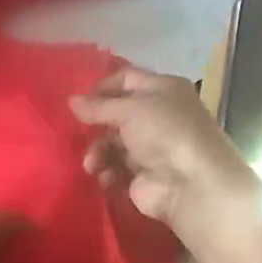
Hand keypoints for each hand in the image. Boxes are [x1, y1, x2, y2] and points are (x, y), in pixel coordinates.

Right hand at [70, 67, 258, 233]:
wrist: (190, 183)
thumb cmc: (164, 133)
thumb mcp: (129, 110)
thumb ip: (98, 106)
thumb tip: (70, 101)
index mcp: (162, 90)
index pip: (126, 79)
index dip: (102, 87)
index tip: (79, 101)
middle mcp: (157, 115)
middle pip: (116, 114)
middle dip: (96, 126)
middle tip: (79, 134)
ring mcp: (150, 147)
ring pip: (112, 144)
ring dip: (98, 153)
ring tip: (93, 165)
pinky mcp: (142, 174)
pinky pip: (115, 168)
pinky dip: (106, 172)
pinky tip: (105, 178)